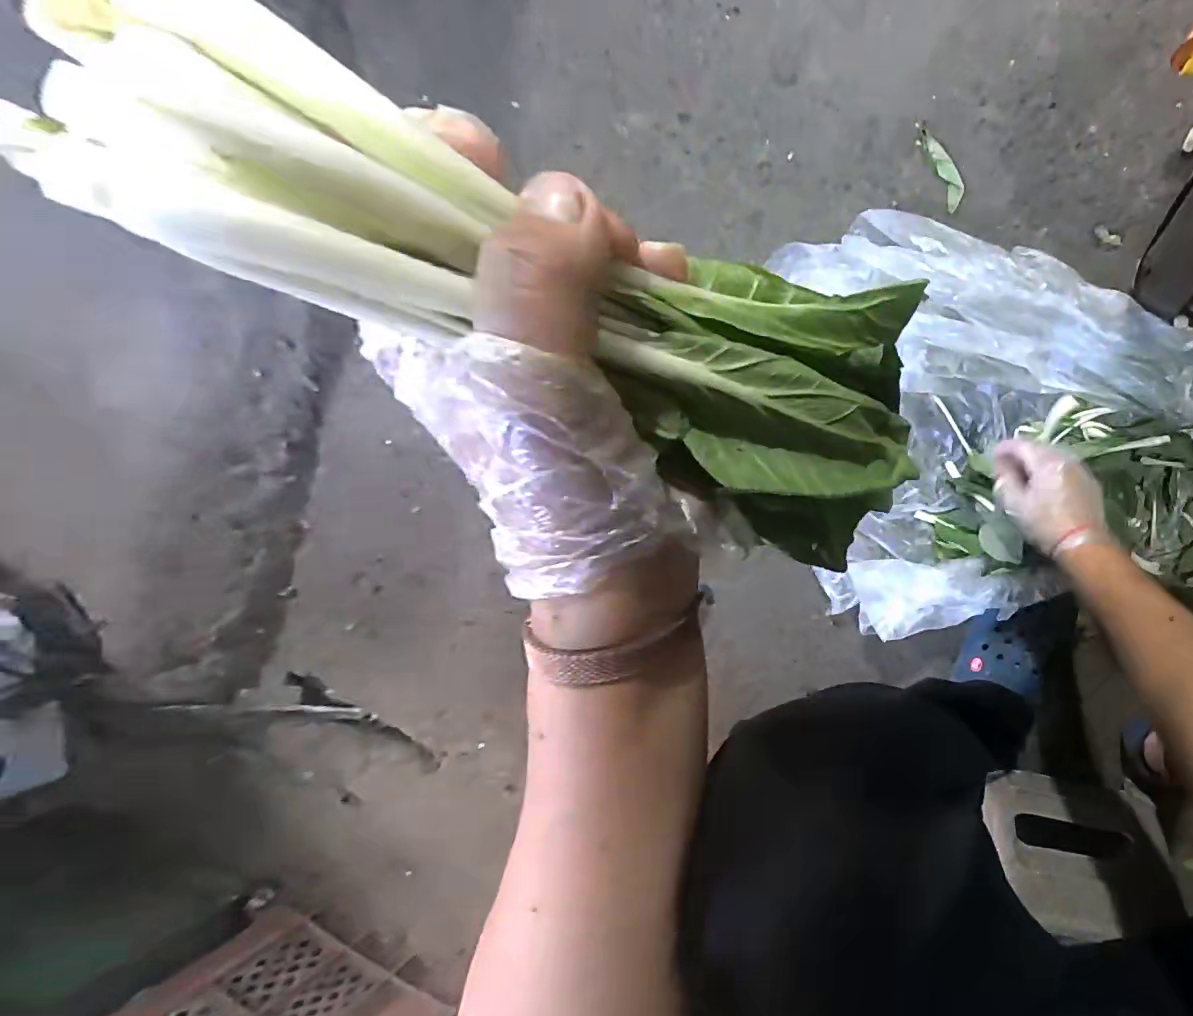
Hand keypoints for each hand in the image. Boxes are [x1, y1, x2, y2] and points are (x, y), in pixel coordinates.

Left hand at [364, 108, 695, 638]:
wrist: (628, 564)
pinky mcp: (620, 363)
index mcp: (429, 321)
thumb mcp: (529, 383)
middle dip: (568, 221)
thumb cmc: (563, 485)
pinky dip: (660, 287)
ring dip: (627, 255)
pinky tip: (682, 295)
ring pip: (587, 259)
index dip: (448, 171)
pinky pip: (635, 298)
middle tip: (613, 250)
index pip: (406, 206)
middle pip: (517, 223)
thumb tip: (569, 195)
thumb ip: (533, 282)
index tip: (503, 170)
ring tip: (663, 278)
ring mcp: (562, 342)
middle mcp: (490, 323)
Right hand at [991, 437, 1114, 556]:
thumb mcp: (1016, 505)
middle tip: (1008, 468)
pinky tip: (1048, 486)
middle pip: (1038, 447)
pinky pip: (1066, 469)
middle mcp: (1066, 457)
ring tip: (1027, 477)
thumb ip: (1005, 480)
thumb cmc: (1046, 525)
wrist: (1084, 545)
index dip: (1003, 449)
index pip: (1020, 444)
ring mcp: (1081, 469)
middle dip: (1021, 454)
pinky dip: (1053, 472)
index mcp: (1046, 460)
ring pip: (1054, 457)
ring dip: (1038, 463)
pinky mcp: (1090, 482)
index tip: (993, 457)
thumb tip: (1001, 466)